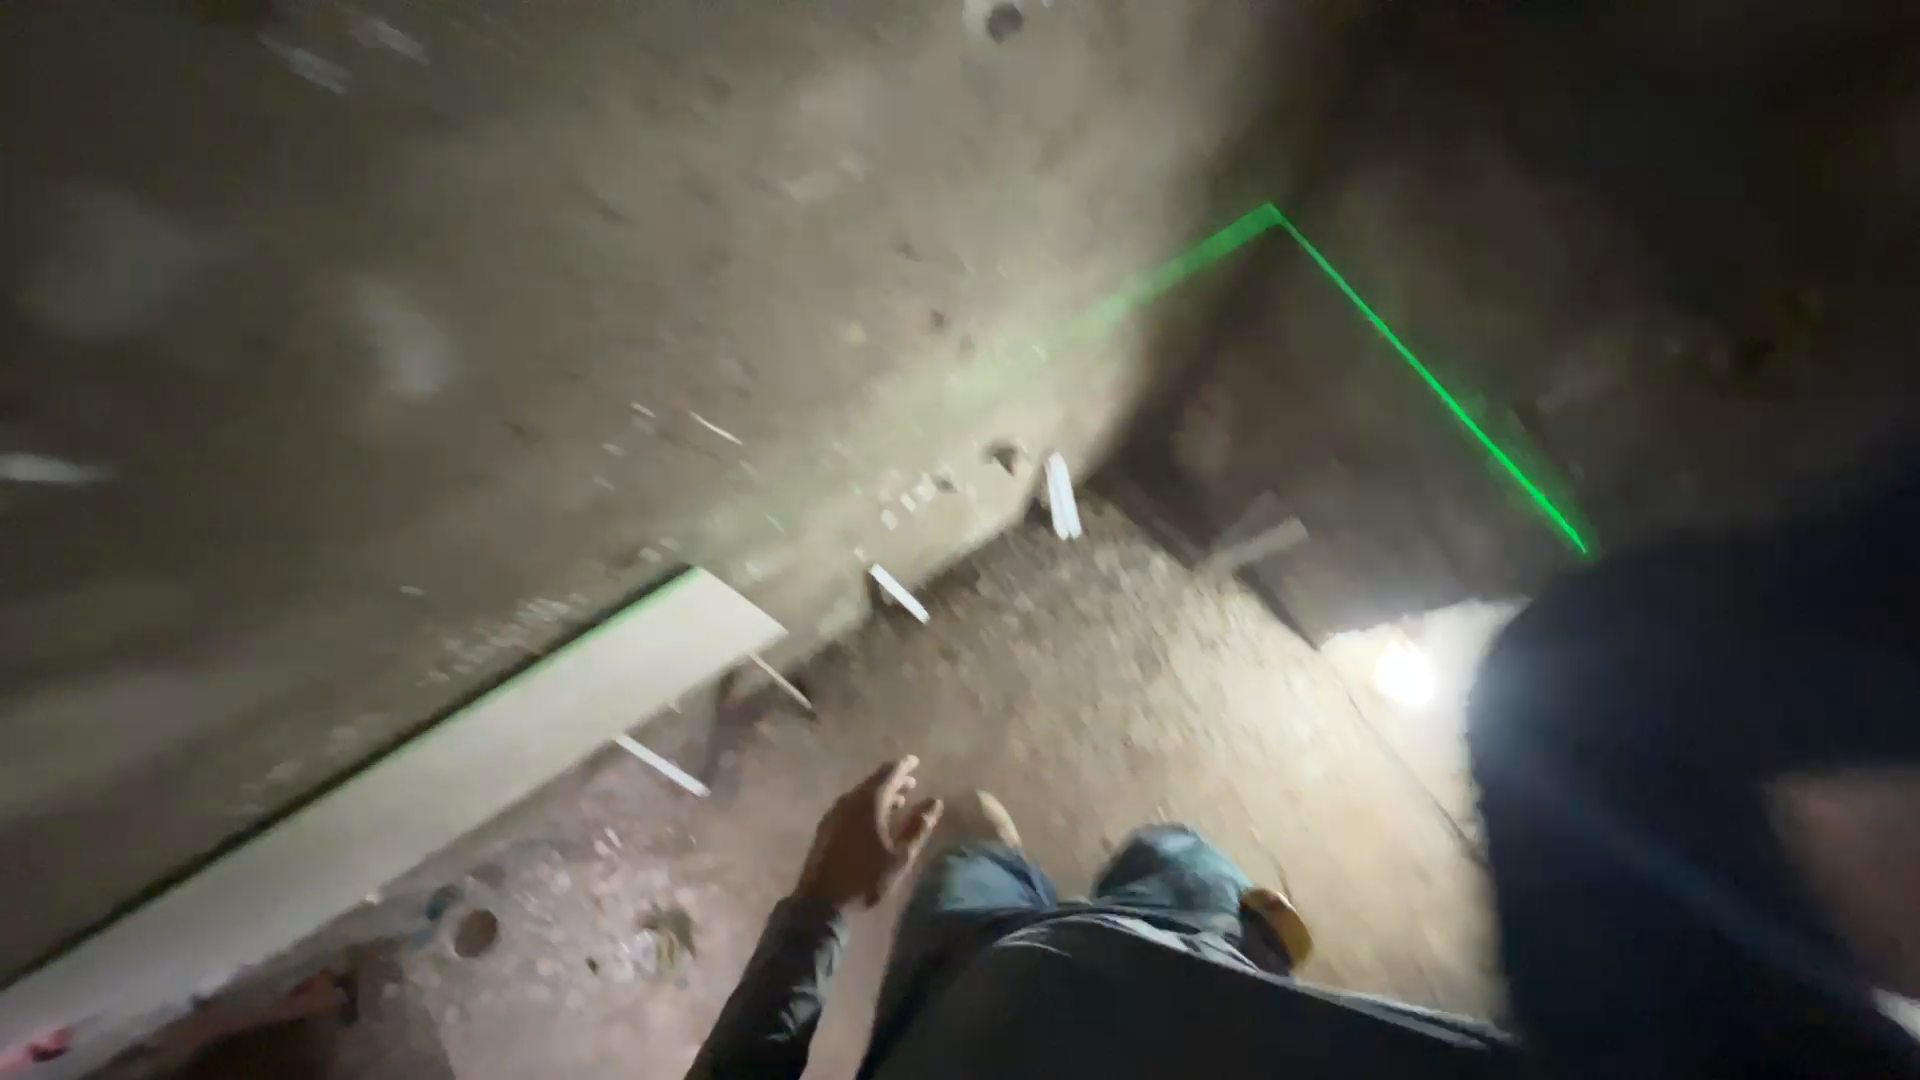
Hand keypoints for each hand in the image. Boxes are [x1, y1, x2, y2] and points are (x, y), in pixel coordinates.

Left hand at [794, 756, 942, 911]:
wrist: (820, 902)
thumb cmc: (866, 878)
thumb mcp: (901, 856)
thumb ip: (919, 826)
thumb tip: (935, 801)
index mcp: (870, 801)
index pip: (890, 772)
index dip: (905, 765)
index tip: (916, 761)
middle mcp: (850, 799)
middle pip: (875, 780)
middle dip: (894, 779)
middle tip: (912, 782)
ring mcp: (835, 811)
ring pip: (862, 793)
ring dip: (881, 793)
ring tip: (898, 801)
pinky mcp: (827, 825)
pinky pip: (851, 804)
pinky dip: (867, 803)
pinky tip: (874, 819)